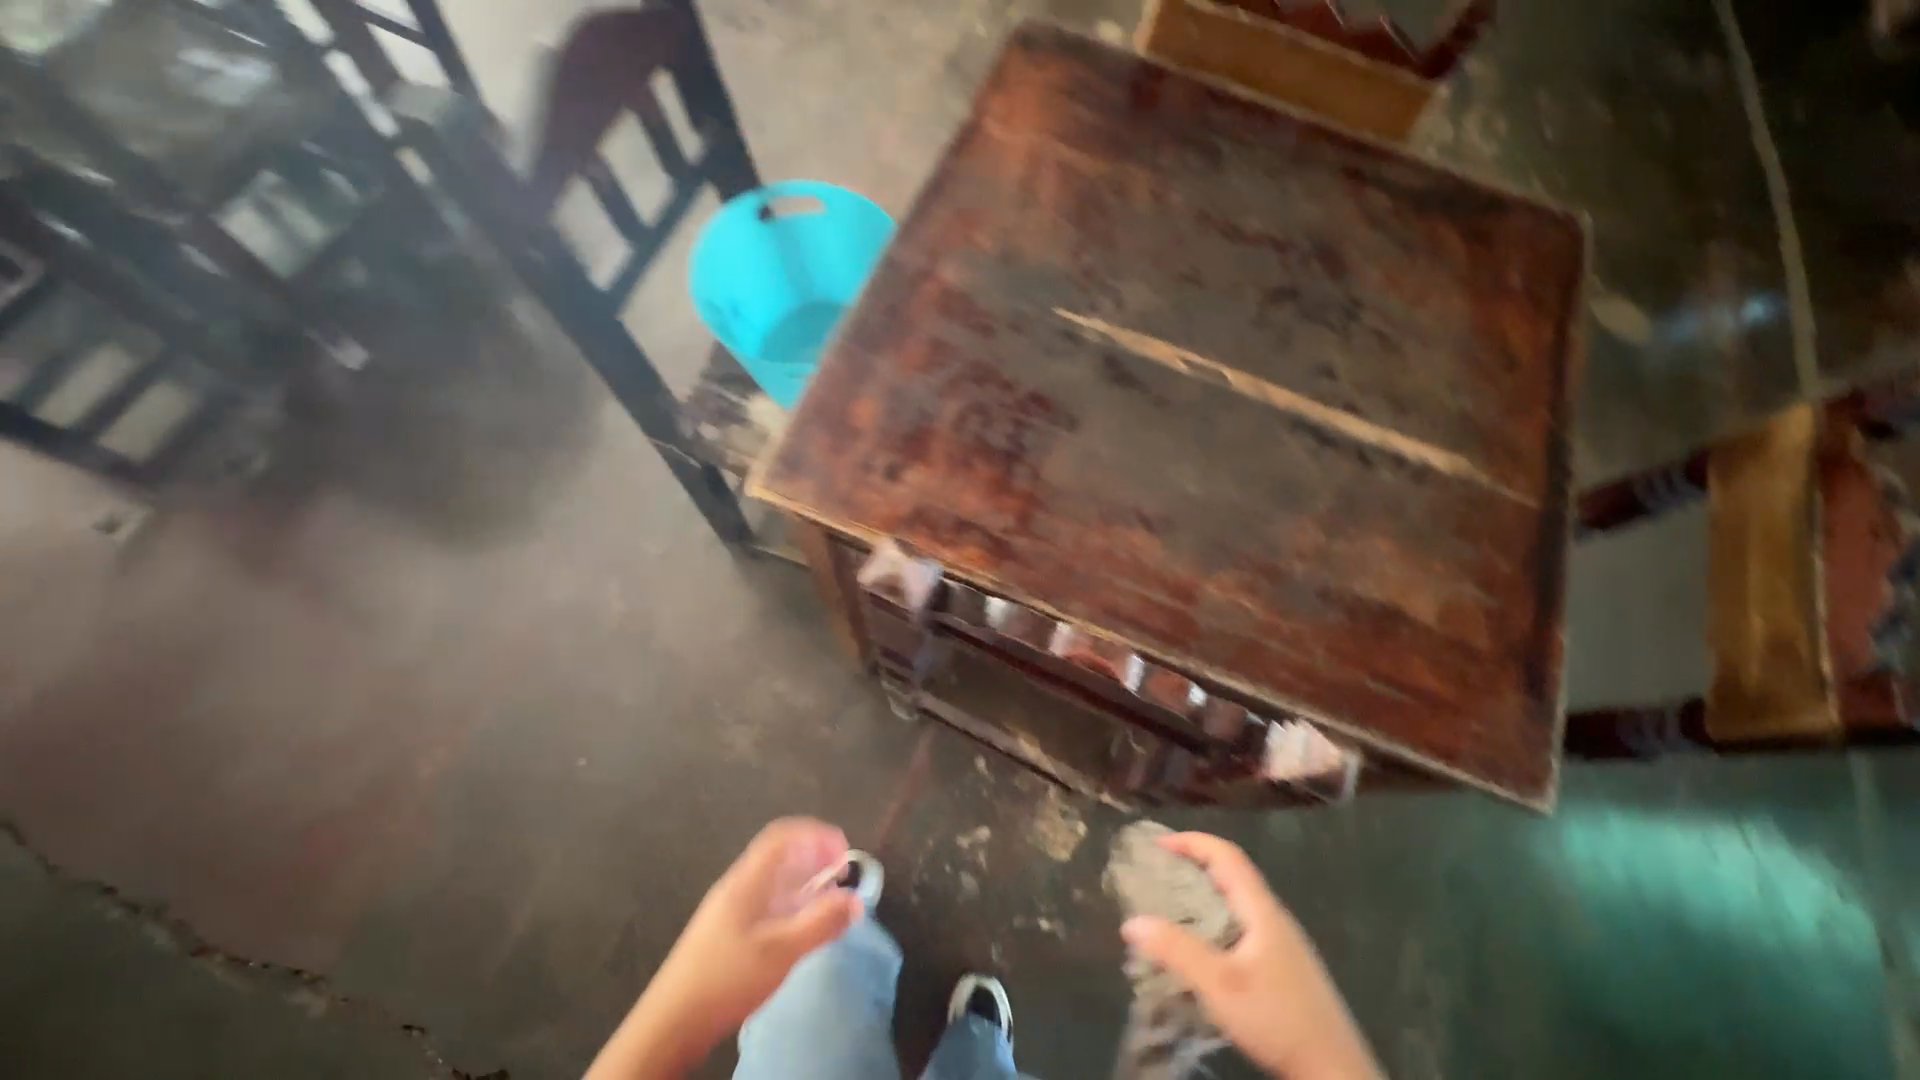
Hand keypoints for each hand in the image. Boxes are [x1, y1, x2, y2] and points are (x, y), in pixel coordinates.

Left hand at [586, 818, 863, 1078]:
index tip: (844, 851)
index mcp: (747, 881)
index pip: (782, 837)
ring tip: (831, 899)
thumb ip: (821, 923)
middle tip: (843, 874)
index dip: (815, 835)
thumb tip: (857, 900)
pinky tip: (803, 926)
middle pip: (779, 856)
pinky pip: (768, 904)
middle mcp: (738, 887)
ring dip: (805, 882)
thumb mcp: (781, 951)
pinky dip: (792, 904)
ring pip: (774, 882)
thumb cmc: (728, 977)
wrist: (673, 1021)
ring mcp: (731, 910)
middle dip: (814, 857)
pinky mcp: (729, 934)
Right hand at [1120, 832, 1381, 1079]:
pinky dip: (1214, 922)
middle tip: (1156, 875)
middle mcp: (1274, 919)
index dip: (1192, 842)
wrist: (1333, 1070)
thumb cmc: (1276, 1017)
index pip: (1227, 856)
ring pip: (1237, 904)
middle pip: (1232, 876)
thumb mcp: (1219, 984)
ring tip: (1169, 909)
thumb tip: (1131, 922)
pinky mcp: (1283, 969)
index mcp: (1262, 910)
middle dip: (1193, 866)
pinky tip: (1200, 951)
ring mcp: (1283, 945)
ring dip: (1203, 896)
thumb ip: (1177, 951)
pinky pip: (1241, 928)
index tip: (1157, 844)